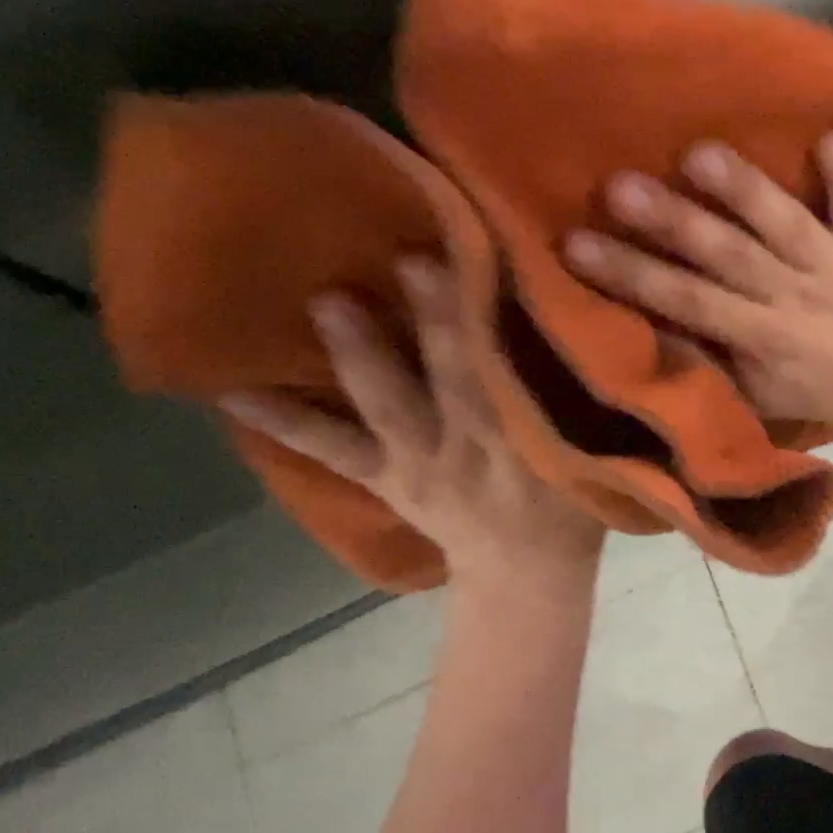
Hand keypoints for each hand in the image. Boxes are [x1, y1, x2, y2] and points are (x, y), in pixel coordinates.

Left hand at [220, 258, 605, 600]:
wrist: (525, 575)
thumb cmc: (574, 504)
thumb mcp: (597, 452)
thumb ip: (586, 396)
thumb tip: (572, 320)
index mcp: (533, 438)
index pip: (523, 369)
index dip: (505, 319)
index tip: (489, 259)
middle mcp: (474, 446)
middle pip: (457, 375)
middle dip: (437, 317)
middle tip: (410, 257)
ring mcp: (420, 464)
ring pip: (390, 403)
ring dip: (360, 353)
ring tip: (327, 301)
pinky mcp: (384, 480)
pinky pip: (334, 451)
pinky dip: (288, 424)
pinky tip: (236, 394)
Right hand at [562, 132, 832, 433]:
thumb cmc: (810, 388)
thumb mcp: (754, 392)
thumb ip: (708, 356)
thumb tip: (643, 315)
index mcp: (764, 337)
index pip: (689, 302)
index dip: (632, 276)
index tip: (575, 244)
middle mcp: (796, 297)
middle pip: (731, 256)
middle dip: (675, 223)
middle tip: (620, 186)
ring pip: (788, 225)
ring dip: (747, 190)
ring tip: (701, 152)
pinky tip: (831, 135)